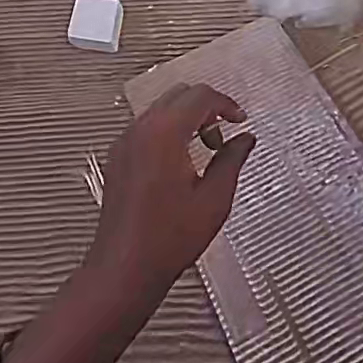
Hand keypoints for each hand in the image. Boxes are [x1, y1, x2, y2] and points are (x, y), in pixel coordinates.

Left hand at [87, 84, 255, 294]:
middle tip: (224, 134)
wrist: (125, 267)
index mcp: (164, 134)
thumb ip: (232, 160)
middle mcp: (140, 130)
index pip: (199, 96)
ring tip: (205, 152)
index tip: (239, 120)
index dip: (225, 104)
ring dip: (186, 119)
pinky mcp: (118, 156)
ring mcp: (124, 142)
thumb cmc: (167, 238)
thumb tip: (244, 140)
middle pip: (178, 95)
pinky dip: (167, 131)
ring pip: (161, 109)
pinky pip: (146, 128)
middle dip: (206, 108)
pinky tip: (181, 162)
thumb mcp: (214, 199)